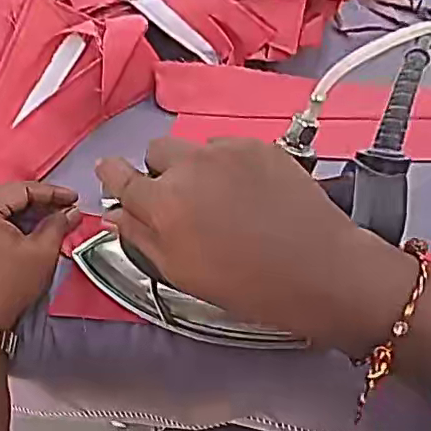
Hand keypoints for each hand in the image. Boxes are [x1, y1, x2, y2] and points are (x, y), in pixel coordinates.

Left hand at [0, 182, 81, 328]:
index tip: (75, 198)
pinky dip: (19, 224)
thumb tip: (72, 211)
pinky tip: (38, 229)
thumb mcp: (41, 252)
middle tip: (69, 208)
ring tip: (58, 219)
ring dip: (32, 213)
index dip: (52, 193)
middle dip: (42, 202)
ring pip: (5, 208)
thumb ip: (59, 224)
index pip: (21, 189)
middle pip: (11, 196)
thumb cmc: (10, 285)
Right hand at [96, 138, 416, 352]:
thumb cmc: (247, 285)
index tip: (112, 176)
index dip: (112, 176)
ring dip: (197, 169)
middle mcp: (190, 167)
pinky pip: (230, 148)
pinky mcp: (261, 146)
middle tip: (180, 201)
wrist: (317, 269)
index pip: (120, 176)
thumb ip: (141, 238)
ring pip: (195, 149)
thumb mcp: (182, 273)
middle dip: (160, 172)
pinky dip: (230, 166)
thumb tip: (116, 215)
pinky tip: (249, 195)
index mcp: (164, 203)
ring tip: (222, 201)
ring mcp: (228, 151)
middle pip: (156, 151)